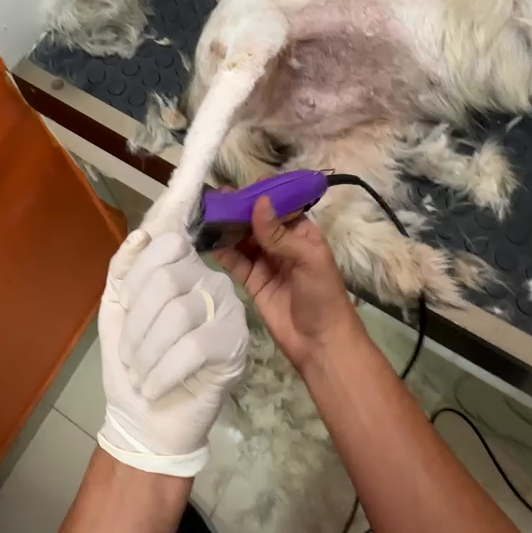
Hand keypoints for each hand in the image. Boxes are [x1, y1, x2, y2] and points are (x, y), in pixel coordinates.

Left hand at [95, 229, 247, 476]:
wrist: (147, 422)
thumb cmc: (131, 363)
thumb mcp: (115, 311)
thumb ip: (122, 269)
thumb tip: (139, 235)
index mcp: (182, 265)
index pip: (167, 243)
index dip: (138, 275)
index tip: (125, 306)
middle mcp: (209, 278)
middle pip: (167, 280)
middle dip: (137, 325)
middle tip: (129, 357)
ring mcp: (227, 307)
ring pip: (179, 314)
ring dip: (148, 352)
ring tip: (140, 376)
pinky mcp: (236, 341)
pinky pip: (195, 346)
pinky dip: (165, 370)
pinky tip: (154, 387)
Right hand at [216, 197, 364, 374]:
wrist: (320, 344)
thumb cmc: (323, 295)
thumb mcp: (308, 259)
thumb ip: (279, 233)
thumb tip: (259, 202)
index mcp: (301, 232)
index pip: (279, 206)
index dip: (261, 195)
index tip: (240, 187)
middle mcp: (281, 243)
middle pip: (257, 220)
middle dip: (239, 209)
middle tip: (217, 199)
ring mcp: (265, 261)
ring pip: (243, 238)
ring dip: (227, 227)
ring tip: (208, 215)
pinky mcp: (252, 281)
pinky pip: (235, 260)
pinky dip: (222, 250)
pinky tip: (209, 241)